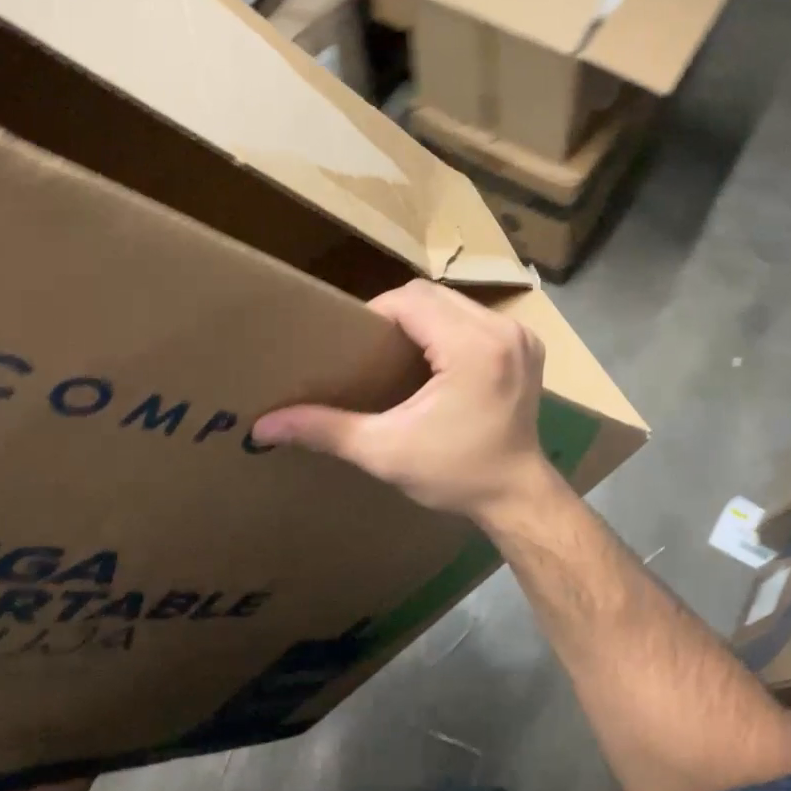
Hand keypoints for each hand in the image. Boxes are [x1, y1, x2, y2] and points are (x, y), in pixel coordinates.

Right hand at [253, 280, 557, 519]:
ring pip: (457, 303)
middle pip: (434, 295)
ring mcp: (521, 337)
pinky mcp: (528, 347)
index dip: (375, 315)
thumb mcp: (386, 451)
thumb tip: (262, 425)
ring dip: (425, 320)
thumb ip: (326, 429)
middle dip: (398, 315)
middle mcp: (503, 332)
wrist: (516, 495)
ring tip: (398, 353)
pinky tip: (436, 359)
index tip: (354, 344)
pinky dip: (451, 329)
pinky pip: (478, 319)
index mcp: (473, 348)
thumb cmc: (456, 475)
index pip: (409, 300)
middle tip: (372, 350)